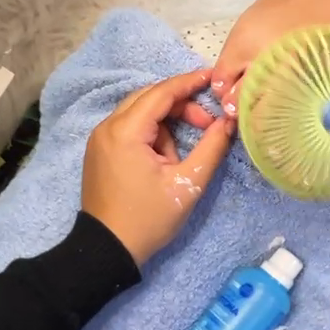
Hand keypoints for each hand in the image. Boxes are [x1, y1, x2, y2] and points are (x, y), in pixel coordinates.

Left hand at [82, 70, 237, 263]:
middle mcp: (107, 127)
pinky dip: (151, 134)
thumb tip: (230, 121)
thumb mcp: (187, 185)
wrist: (107, 250)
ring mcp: (99, 138)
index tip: (214, 78)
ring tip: (182, 155)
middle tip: (208, 123)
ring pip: (139, 113)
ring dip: (166, 123)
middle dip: (180, 105)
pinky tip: (165, 157)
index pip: (161, 92)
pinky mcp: (99, 151)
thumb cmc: (148, 219)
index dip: (190, 82)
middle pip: (149, 98)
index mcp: (125, 131)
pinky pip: (129, 128)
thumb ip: (212, 148)